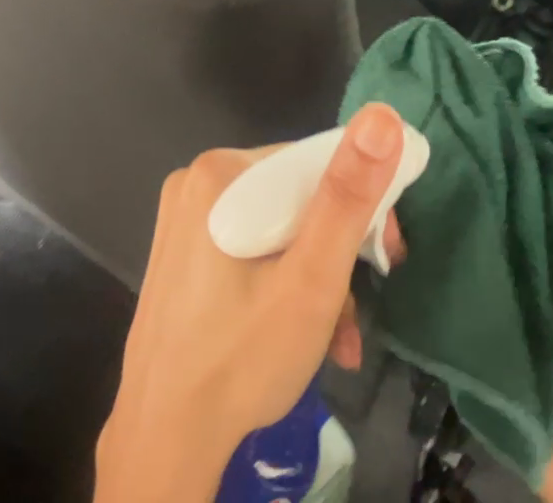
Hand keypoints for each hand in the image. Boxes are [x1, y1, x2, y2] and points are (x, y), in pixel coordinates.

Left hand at [94, 104, 408, 502]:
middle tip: (361, 307)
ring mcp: (185, 220)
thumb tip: (383, 116)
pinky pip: (252, 250)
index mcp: (220, 172)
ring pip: (280, 229)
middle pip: (298, 198)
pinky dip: (285, 284)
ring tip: (339, 338)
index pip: (314, 163)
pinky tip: (307, 334)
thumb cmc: (243, 356)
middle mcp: (197, 183)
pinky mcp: (184, 255)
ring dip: (318, 279)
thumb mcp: (311, 278)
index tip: (387, 256)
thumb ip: (347, 197)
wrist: (166, 436)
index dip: (361, 206)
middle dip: (339, 252)